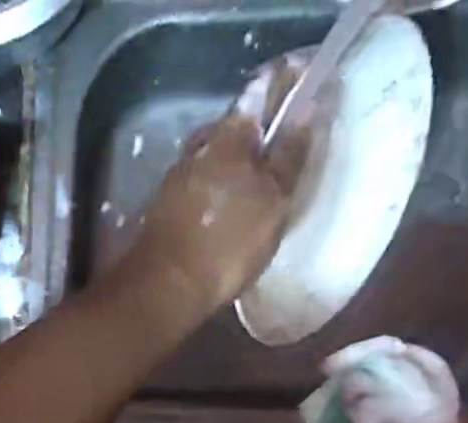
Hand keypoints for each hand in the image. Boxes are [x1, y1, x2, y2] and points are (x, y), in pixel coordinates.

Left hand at [119, 107, 311, 317]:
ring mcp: (173, 181)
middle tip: (280, 152)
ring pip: (212, 161)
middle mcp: (194, 149)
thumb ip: (289, 157)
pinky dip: (214, 194)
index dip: (286, 86)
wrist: (162, 291)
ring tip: (254, 189)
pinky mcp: (161, 213)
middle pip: (232, 129)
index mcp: (227, 134)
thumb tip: (306, 113)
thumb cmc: (225, 244)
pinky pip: (197, 190)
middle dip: (256, 135)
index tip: (306, 91)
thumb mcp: (273, 201)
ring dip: (232, 168)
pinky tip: (225, 212)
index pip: (262, 91)